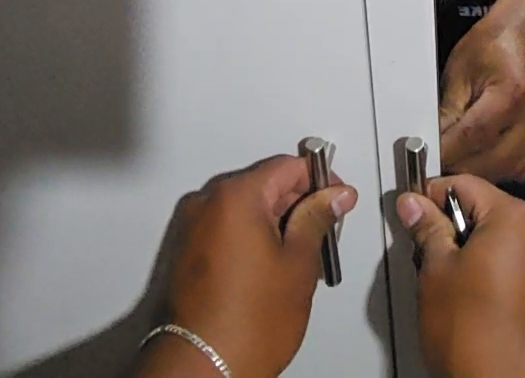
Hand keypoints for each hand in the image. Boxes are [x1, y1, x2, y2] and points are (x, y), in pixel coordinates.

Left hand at [140, 155, 355, 377]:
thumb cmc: (248, 323)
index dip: (320, 179)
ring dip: (276, 221)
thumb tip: (335, 195)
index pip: (287, 167)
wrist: (202, 373)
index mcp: (236, 197)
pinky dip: (252, 236)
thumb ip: (318, 217)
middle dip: (298, 202)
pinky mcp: (186, 252)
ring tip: (301, 254)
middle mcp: (208, 203)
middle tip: (325, 229)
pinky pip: (227, 227)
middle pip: (265, 184)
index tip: (338, 199)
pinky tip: (273, 265)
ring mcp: (193, 228)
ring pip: (247, 207)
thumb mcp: (299, 262)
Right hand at [399, 176, 524, 377]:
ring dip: (485, 260)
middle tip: (433, 260)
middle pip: (491, 216)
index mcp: (514, 219)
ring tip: (461, 294)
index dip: (433, 196)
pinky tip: (488, 315)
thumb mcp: (436, 274)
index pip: (465, 185)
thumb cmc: (473, 335)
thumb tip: (414, 203)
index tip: (415, 213)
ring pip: (511, 250)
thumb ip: (427, 230)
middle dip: (460, 232)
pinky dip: (508, 288)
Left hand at [438, 16, 524, 181]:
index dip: (446, 154)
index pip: (472, 139)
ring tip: (461, 158)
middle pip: (491, 164)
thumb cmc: (493, 45)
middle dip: (460, 168)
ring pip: (506, 173)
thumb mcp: (459, 72)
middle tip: (439, 164)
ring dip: (480, 172)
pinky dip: (500, 169)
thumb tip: (430, 146)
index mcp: (512, 94)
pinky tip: (485, 154)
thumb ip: (447, 113)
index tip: (426, 163)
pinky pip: (522, 170)